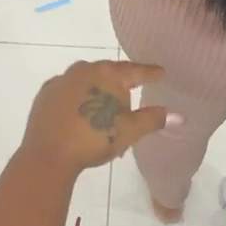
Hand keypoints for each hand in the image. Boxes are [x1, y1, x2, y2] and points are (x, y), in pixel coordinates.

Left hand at [20, 60, 180, 174]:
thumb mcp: (130, 130)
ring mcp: (61, 81)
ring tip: (107, 105)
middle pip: (108, 72)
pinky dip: (79, 98)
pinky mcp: (44, 95)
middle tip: (133, 90)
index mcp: (106, 74)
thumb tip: (180, 115)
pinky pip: (68, 91)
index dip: (150, 73)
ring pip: (87, 80)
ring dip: (99, 89)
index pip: (135, 70)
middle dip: (121, 81)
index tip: (160, 72)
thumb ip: (154, 118)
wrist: (48, 155)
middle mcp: (83, 70)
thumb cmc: (94, 138)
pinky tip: (82, 111)